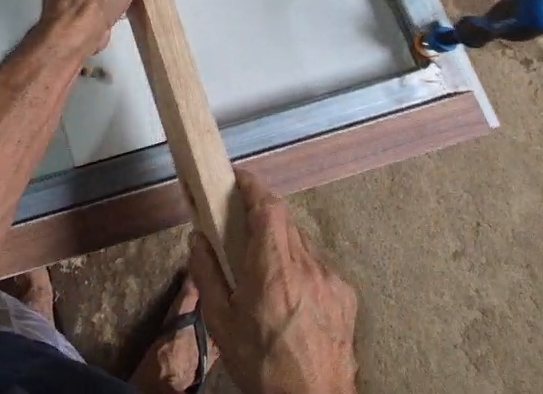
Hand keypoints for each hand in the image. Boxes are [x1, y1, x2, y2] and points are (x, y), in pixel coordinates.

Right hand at [189, 172, 358, 393]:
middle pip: (284, 220)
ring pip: (301, 242)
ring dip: (280, 243)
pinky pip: (318, 265)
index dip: (252, 186)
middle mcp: (307, 267)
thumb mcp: (221, 323)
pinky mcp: (346, 297)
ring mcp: (331, 281)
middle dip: (261, 215)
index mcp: (273, 270)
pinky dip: (300, 267)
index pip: (268, 207)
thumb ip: (206, 274)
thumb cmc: (261, 364)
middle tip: (239, 225)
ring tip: (264, 268)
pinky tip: (289, 293)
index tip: (236, 178)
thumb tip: (197, 238)